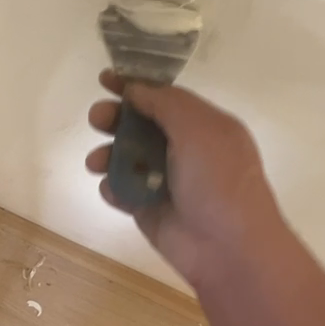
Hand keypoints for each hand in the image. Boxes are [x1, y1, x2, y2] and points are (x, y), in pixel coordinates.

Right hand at [86, 70, 287, 290]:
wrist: (227, 247)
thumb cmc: (219, 181)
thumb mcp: (199, 128)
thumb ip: (165, 103)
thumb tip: (136, 89)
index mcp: (202, 126)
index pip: (164, 97)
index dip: (135, 85)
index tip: (106, 79)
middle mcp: (182, 149)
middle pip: (139, 124)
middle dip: (115, 118)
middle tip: (98, 119)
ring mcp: (163, 179)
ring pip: (124, 156)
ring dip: (106, 154)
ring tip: (97, 162)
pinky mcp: (146, 207)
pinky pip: (121, 189)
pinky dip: (113, 187)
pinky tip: (115, 191)